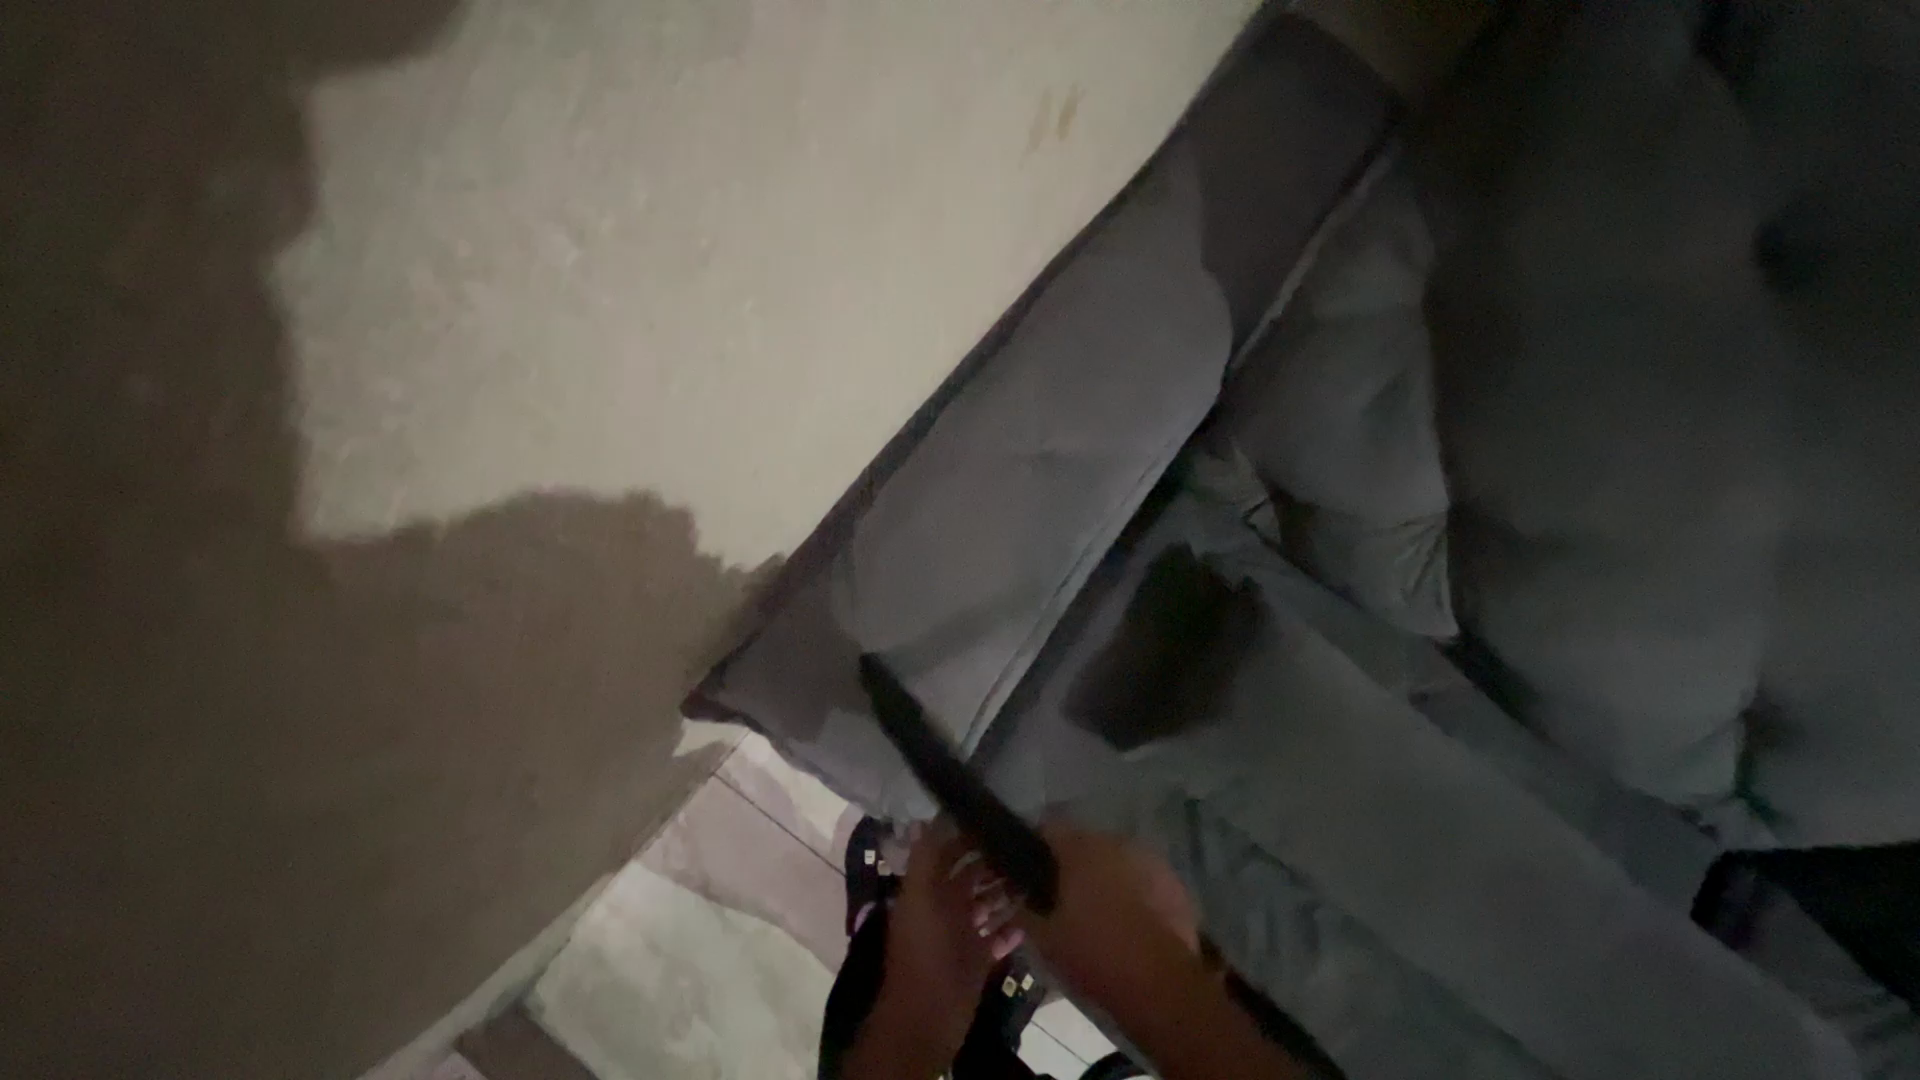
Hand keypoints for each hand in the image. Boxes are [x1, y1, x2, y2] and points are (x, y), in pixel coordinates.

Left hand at [873, 821, 1024, 1059]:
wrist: (926, 1016)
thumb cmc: (924, 950)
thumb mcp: (921, 897)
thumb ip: (925, 858)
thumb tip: (929, 816)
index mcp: (927, 888)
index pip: (948, 851)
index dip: (969, 834)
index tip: (999, 816)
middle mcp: (944, 906)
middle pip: (972, 875)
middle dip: (995, 861)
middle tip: (1029, 844)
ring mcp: (962, 933)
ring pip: (988, 903)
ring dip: (1008, 891)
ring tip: (1038, 875)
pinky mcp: (978, 958)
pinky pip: (998, 936)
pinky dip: (1013, 926)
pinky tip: (1033, 916)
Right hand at [1016, 821, 1199, 1004]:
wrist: (1160, 985)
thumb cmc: (1094, 954)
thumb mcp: (1045, 939)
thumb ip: (1024, 910)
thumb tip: (1016, 898)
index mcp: (1080, 848)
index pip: (1048, 828)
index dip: (1035, 848)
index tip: (1029, 872)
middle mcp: (1115, 841)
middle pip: (1084, 843)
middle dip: (1073, 865)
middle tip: (1064, 899)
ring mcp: (1150, 859)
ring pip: (1116, 860)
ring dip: (1105, 876)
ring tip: (1100, 913)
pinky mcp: (1174, 882)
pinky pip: (1144, 878)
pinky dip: (1134, 892)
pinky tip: (1131, 923)